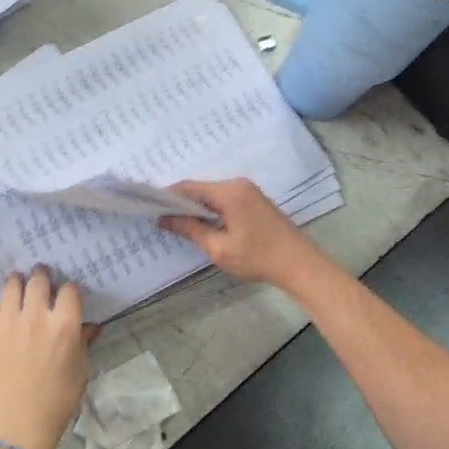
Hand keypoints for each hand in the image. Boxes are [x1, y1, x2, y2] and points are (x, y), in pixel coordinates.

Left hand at [0, 267, 96, 448]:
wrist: (16, 426)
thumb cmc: (55, 403)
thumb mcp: (79, 372)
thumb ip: (82, 343)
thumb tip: (90, 326)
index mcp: (63, 326)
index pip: (70, 290)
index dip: (71, 290)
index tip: (68, 295)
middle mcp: (35, 316)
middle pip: (38, 280)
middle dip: (42, 276)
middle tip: (42, 277)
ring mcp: (7, 323)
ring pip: (11, 286)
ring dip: (18, 281)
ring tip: (19, 282)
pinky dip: (0, 305)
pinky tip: (3, 310)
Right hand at [158, 179, 337, 289]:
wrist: (299, 264)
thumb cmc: (258, 258)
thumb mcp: (219, 248)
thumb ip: (190, 229)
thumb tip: (163, 218)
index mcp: (229, 192)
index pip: (189, 187)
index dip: (167, 195)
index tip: (149, 206)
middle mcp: (238, 184)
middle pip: (201, 189)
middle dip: (180, 201)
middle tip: (159, 216)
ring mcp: (249, 191)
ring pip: (213, 195)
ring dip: (196, 206)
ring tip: (177, 222)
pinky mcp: (255, 201)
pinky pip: (225, 199)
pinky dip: (211, 209)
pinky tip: (202, 223)